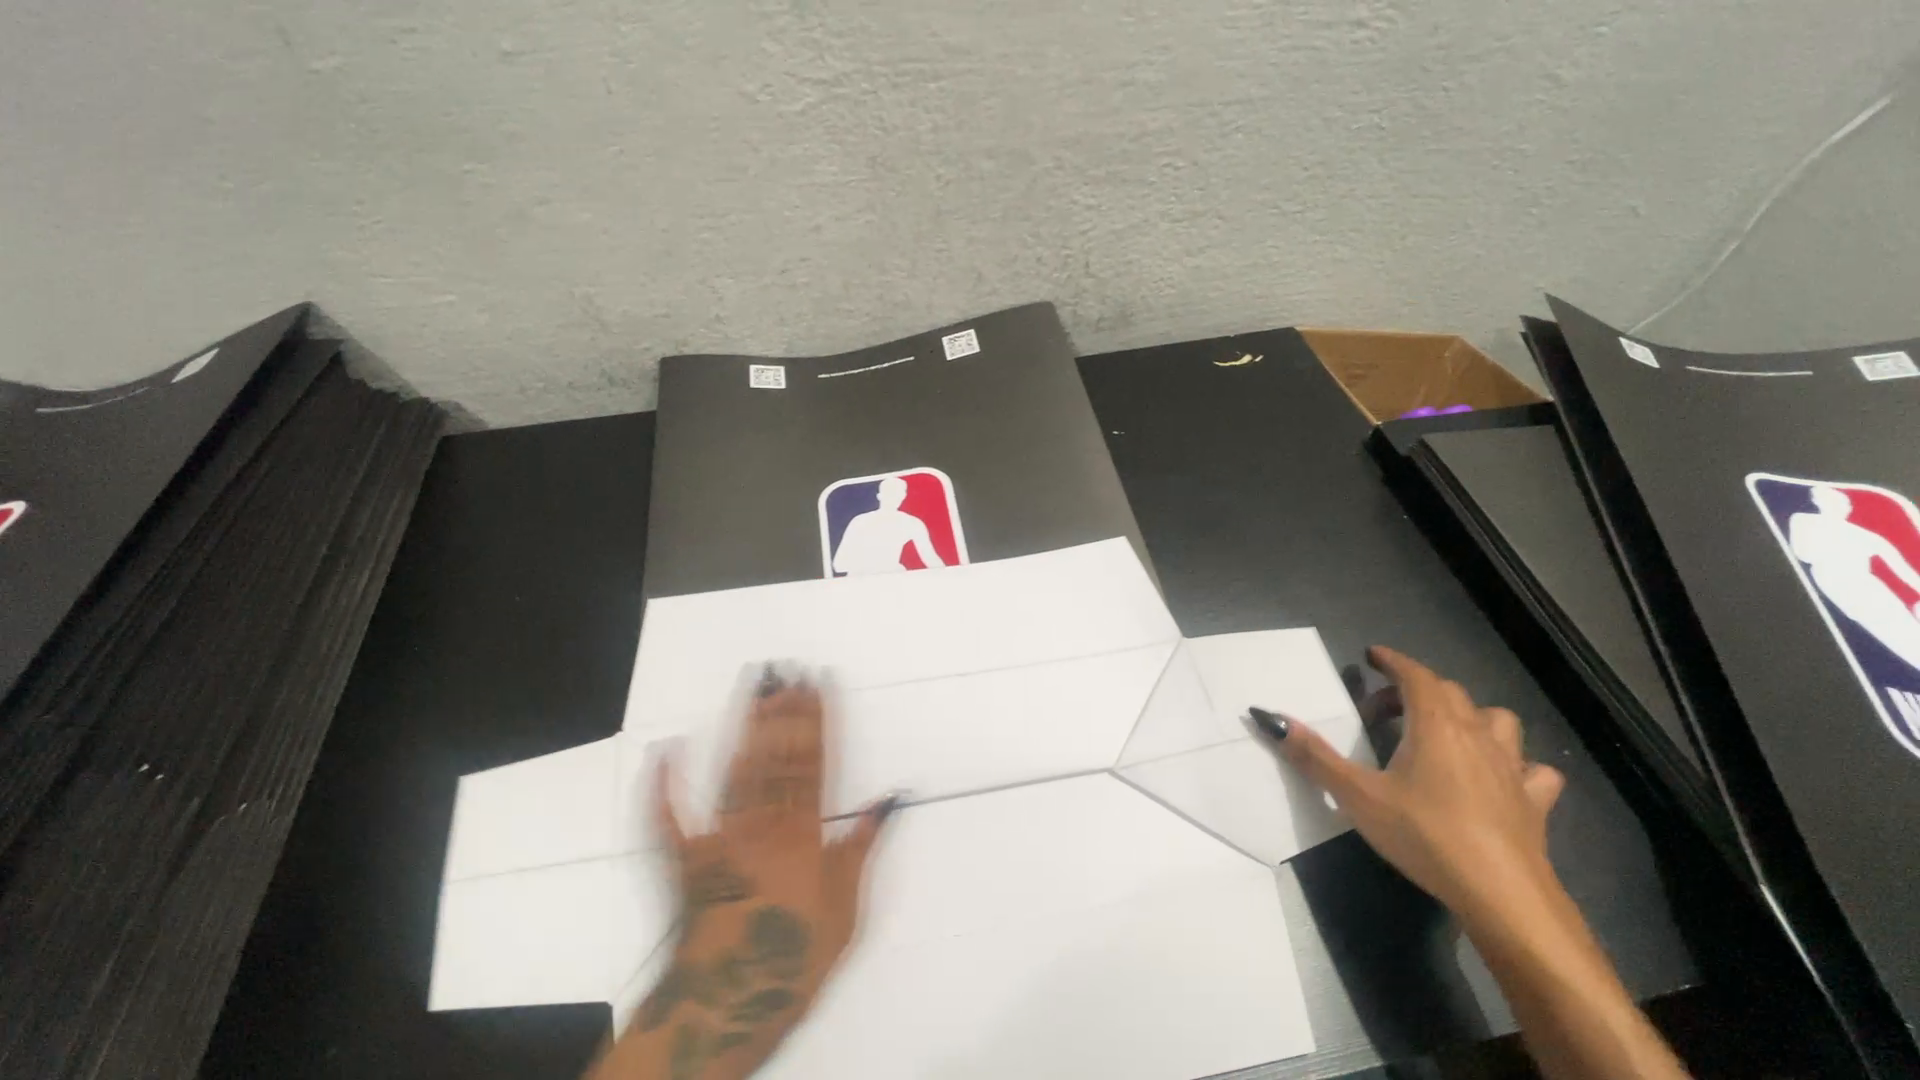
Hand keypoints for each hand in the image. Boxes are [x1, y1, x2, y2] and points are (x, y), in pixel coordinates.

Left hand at [588, 668, 898, 1079]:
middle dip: (782, 711)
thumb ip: (863, 847)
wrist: (730, 1001)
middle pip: (775, 758)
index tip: (817, 683)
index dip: (816, 720)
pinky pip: (668, 818)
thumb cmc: (796, 958)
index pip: (813, 762)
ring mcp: (719, 839)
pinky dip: (663, 784)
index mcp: (803, 833)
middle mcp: (761, 824)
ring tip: (753, 687)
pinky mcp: (684, 860)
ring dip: (745, 727)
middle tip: (784, 670)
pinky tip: (665, 749)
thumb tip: (891, 799)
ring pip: (735, 771)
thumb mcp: (847, 908)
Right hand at [1260, 645, 1565, 931]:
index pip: (1416, 675)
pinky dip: (1515, 765)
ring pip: (1498, 721)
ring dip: (1470, 717)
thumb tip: (1271, 717)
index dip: (1393, 661)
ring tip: (1445, 735)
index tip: (1372, 656)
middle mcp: (1477, 734)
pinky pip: (1531, 769)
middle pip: (1449, 693)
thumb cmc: (1424, 834)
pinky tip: (1500, 779)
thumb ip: (1314, 756)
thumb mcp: (1357, 796)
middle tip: (1384, 709)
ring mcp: (1511, 767)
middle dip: (1415, 690)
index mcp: (1435, 725)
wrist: (1501, 892)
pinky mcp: (1534, 801)